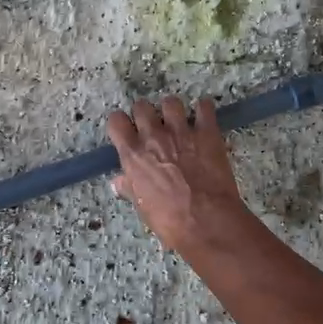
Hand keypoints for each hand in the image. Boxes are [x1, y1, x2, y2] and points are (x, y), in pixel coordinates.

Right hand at [105, 96, 253, 251]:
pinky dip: (204, 109)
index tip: (126, 131)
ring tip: (178, 121)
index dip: (120, 124)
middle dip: (145, 114)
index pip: (116, 121)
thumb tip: (117, 182)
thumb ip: (129, 188)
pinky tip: (204, 117)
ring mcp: (181, 131)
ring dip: (172, 110)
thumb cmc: (169, 220)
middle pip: (142, 106)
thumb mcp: (142, 207)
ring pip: (170, 102)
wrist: (206, 221)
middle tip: (152, 127)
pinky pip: (204, 107)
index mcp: (134, 154)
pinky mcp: (206, 132)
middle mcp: (154, 136)